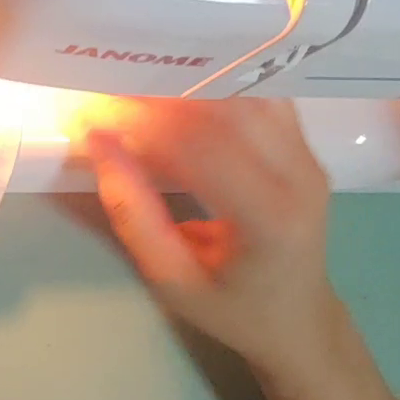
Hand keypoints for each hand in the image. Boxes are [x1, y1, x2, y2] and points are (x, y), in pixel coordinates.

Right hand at [81, 97, 337, 372]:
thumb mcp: (170, 278)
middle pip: (227, 107)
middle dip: (160, 92)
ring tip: (136, 84)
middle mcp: (300, 175)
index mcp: (270, 219)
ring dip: (186, 81)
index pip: (203, 147)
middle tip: (108, 90)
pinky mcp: (302, 141)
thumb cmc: (231, 308)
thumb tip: (98, 142)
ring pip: (244, 90)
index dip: (144, 123)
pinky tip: (176, 87)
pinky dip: (212, 83)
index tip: (93, 114)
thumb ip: (133, 214)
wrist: (298, 319)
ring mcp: (306, 153)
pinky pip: (256, 93)